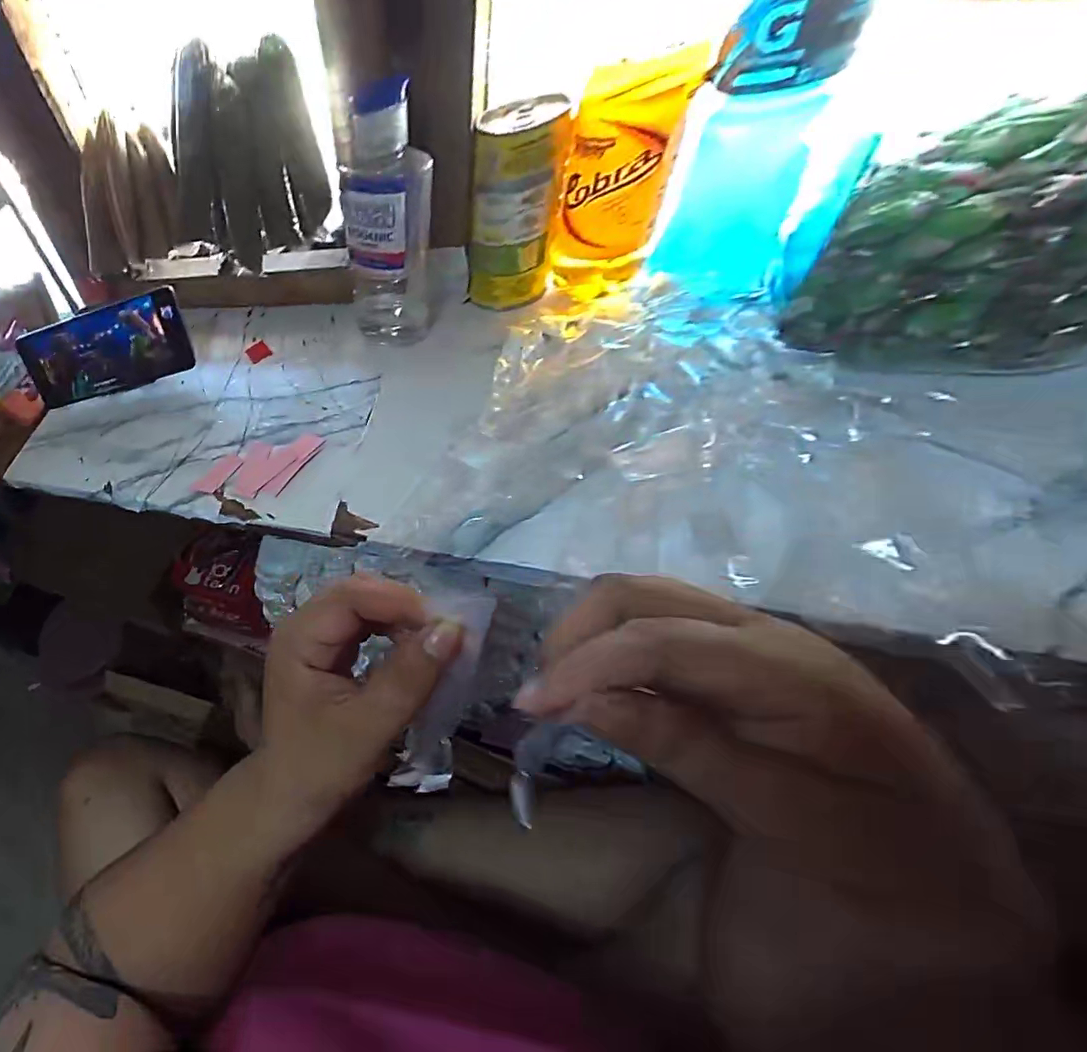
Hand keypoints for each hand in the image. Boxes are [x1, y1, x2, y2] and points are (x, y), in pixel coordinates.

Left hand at [258, 575, 461, 828]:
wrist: (290, 792)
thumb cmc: (324, 763)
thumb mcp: (371, 724)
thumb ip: (408, 676)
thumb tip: (450, 630)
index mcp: (298, 638)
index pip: (351, 597)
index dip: (399, 601)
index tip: (446, 624)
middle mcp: (298, 627)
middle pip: (353, 593)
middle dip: (401, 604)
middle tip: (446, 629)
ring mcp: (308, 637)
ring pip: (358, 605)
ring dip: (397, 615)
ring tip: (435, 638)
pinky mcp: (321, 651)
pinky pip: (358, 625)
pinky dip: (388, 629)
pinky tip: (412, 645)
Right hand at [517, 575, 1050, 1041]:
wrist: (940, 874)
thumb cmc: (869, 854)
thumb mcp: (780, 814)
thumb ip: (681, 747)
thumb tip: (576, 700)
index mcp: (792, 672)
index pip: (659, 641)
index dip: (583, 666)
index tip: (528, 709)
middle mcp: (763, 634)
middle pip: (634, 595)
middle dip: (572, 637)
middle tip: (541, 697)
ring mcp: (743, 637)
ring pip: (631, 599)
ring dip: (580, 635)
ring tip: (558, 690)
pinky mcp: (724, 652)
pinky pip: (643, 622)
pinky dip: (598, 644)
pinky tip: (591, 686)